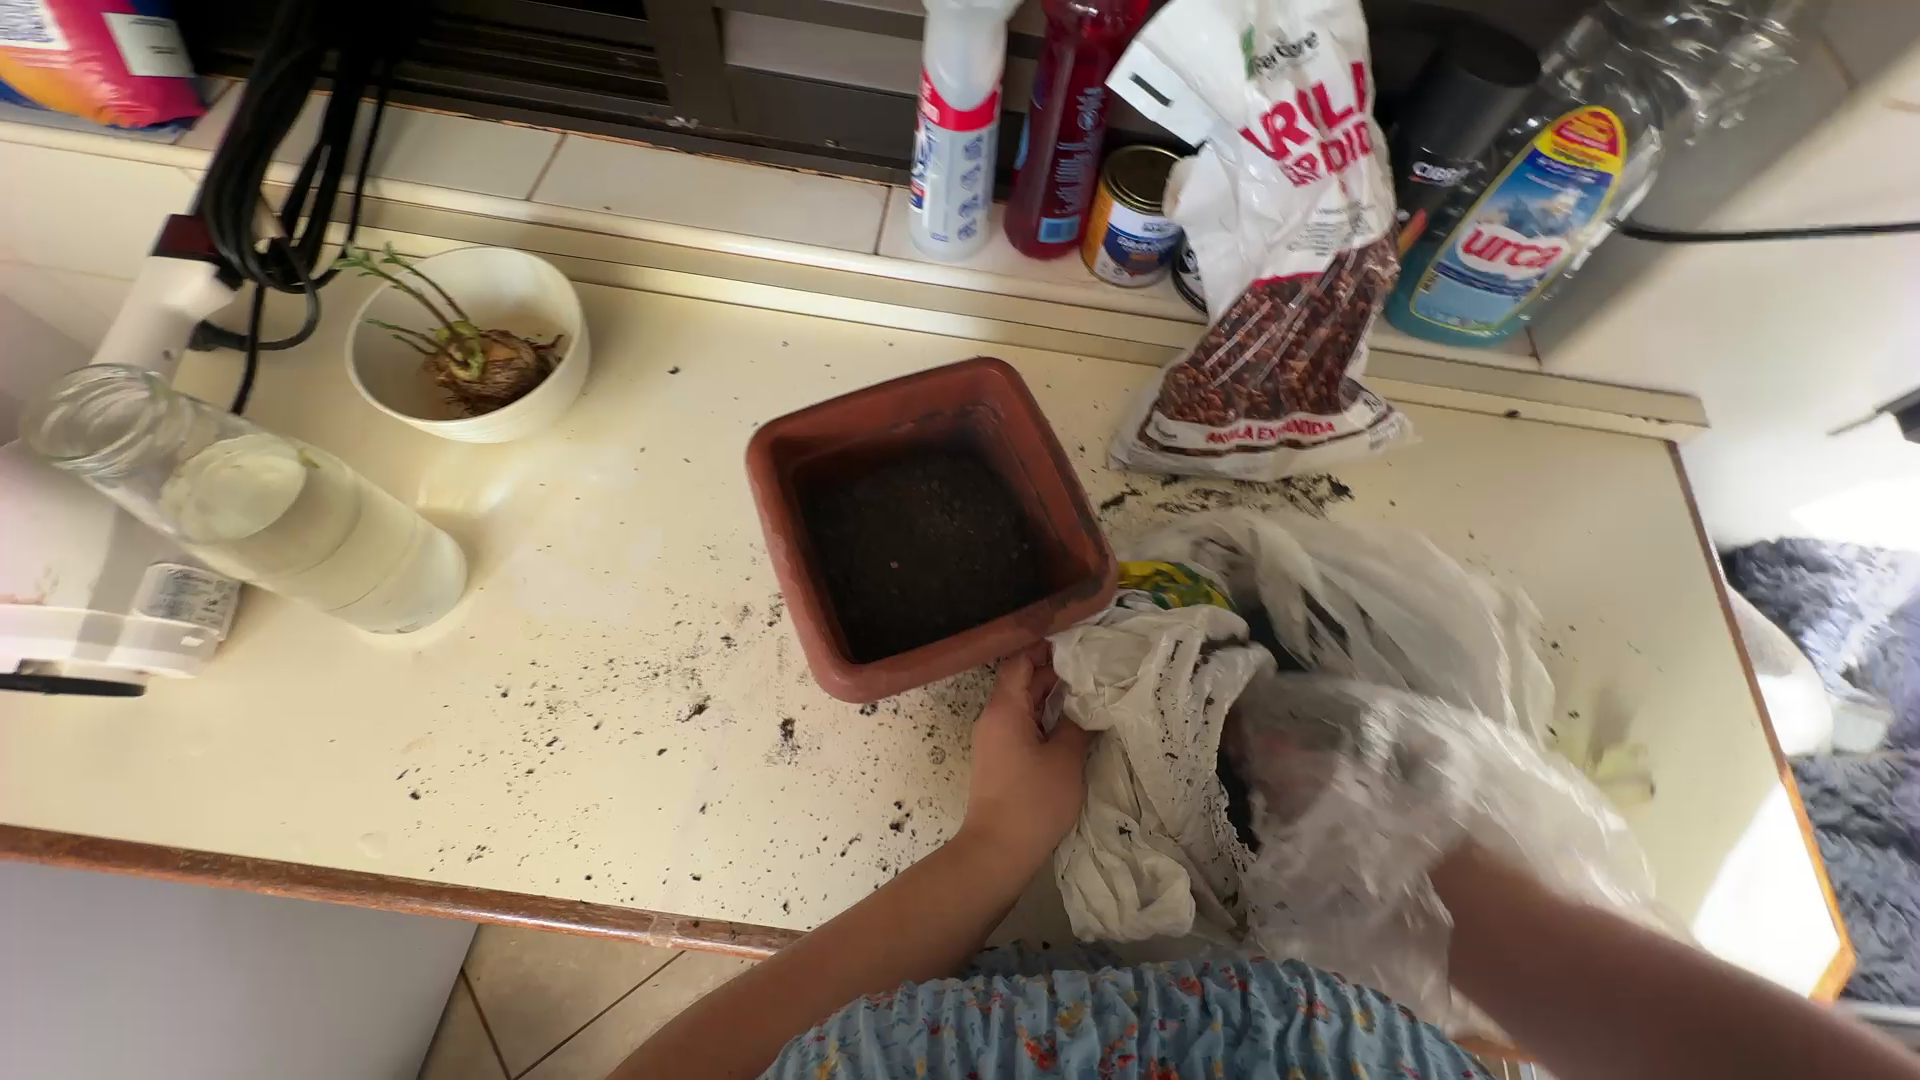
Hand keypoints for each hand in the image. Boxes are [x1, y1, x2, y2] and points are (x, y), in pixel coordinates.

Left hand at [957, 644, 1092, 872]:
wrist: (997, 850)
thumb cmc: (1032, 802)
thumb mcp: (1064, 760)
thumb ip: (1077, 725)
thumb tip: (1089, 702)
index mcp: (1005, 709)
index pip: (1021, 661)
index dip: (1046, 648)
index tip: (1077, 642)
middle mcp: (995, 717)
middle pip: (1022, 680)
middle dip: (1055, 670)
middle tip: (1093, 663)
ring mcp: (996, 737)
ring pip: (1024, 703)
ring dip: (1052, 695)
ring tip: (1090, 687)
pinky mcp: (1001, 756)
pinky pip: (1023, 723)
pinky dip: (1045, 716)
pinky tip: (1072, 719)